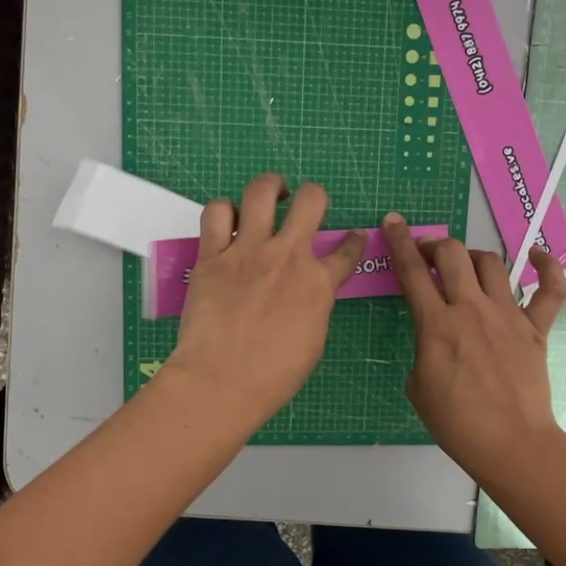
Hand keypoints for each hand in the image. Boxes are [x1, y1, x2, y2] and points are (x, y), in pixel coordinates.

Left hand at [164, 174, 366, 426]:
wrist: (222, 379)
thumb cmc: (272, 377)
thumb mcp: (313, 343)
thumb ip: (314, 308)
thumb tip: (309, 296)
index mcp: (319, 284)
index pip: (347, 253)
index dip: (354, 243)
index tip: (353, 238)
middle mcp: (288, 257)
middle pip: (311, 202)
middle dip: (313, 196)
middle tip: (305, 206)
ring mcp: (249, 251)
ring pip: (262, 192)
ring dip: (270, 186)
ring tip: (270, 194)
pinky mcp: (212, 255)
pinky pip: (216, 213)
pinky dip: (223, 209)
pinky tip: (227, 218)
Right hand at [383, 214, 565, 485]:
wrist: (511, 444)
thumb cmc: (457, 423)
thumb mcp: (418, 387)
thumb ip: (424, 351)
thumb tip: (437, 340)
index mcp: (437, 325)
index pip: (412, 272)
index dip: (399, 243)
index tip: (393, 222)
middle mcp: (472, 309)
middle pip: (452, 255)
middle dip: (435, 245)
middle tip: (427, 254)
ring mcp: (508, 315)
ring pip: (491, 263)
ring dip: (473, 256)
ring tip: (465, 266)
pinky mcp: (536, 329)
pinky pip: (549, 290)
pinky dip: (547, 267)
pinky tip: (538, 256)